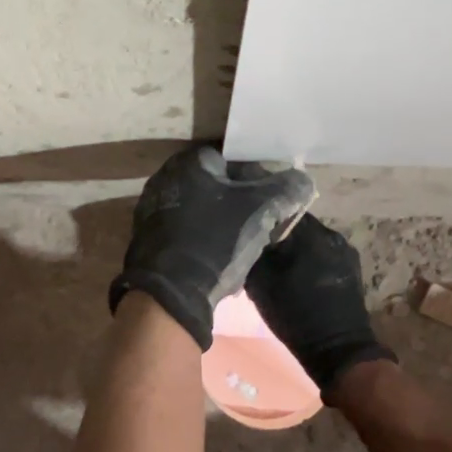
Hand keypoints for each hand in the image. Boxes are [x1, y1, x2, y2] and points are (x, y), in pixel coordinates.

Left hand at [109, 146, 314, 349]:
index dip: (256, 177)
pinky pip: (185, 232)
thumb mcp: (262, 210)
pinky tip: (218, 260)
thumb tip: (302, 181)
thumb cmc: (217, 239)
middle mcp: (164, 178)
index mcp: (188, 162)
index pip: (230, 159)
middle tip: (259, 223)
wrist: (170, 291)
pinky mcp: (148, 238)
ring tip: (242, 245)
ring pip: (200, 209)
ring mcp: (152, 209)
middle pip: (214, 185)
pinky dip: (202, 241)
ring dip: (221, 223)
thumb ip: (287, 189)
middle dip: (238, 202)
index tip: (270, 199)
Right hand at [245, 215, 394, 394]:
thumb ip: (253, 252)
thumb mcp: (260, 284)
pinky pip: (323, 251)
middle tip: (259, 244)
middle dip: (277, 230)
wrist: (339, 350)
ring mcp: (344, 249)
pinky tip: (297, 273)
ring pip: (310, 237)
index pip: (278, 208)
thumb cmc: (294, 315)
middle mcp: (329, 233)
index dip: (260, 214)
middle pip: (295, 221)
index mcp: (308, 233)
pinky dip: (308, 256)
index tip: (246, 225)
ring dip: (294, 245)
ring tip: (277, 260)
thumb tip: (245, 233)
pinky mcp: (351, 266)